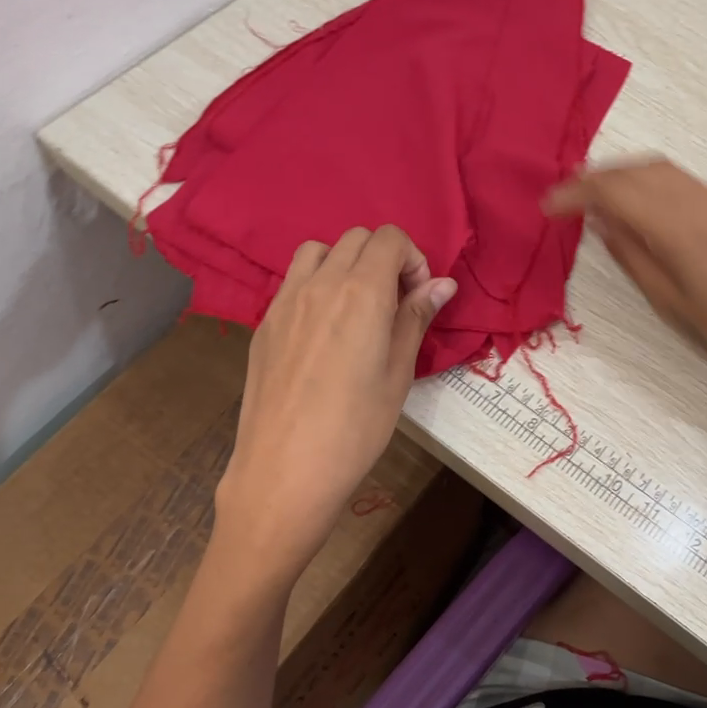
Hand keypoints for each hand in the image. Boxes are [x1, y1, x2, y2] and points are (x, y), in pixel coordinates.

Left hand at [217, 226, 454, 554]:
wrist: (285, 469)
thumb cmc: (356, 427)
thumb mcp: (398, 373)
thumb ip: (415, 319)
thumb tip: (442, 284)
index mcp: (361, 292)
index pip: (389, 238)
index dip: (412, 259)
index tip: (418, 297)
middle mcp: (320, 284)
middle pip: (356, 238)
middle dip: (383, 259)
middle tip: (395, 304)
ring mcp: (285, 301)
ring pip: (318, 252)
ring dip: (345, 265)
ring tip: (357, 309)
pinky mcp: (264, 323)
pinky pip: (294, 283)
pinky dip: (317, 286)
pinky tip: (325, 333)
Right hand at [543, 159, 706, 400]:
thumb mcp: (668, 301)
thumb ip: (631, 255)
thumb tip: (602, 221)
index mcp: (678, 226)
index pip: (614, 191)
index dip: (575, 193)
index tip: (548, 206)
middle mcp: (698, 200)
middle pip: (635, 171)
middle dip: (595, 178)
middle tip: (566, 198)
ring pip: (658, 170)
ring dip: (622, 176)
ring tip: (595, 199)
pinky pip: (678, 181)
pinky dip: (648, 183)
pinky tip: (636, 205)